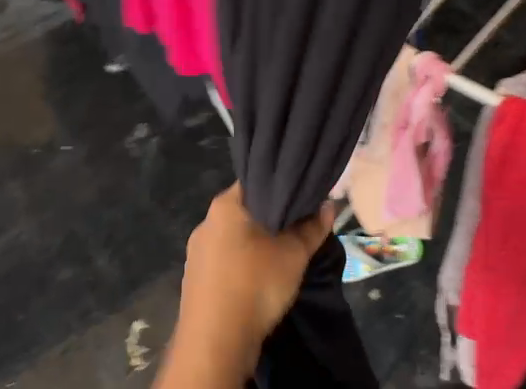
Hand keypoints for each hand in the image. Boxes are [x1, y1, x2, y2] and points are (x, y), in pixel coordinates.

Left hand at [156, 185, 335, 387]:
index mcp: (225, 205)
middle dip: (271, 218)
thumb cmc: (255, 284)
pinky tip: (259, 277)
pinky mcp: (196, 280)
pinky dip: (242, 264)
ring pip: (234, 238)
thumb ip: (313, 227)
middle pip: (246, 210)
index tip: (303, 197)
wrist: (215, 344)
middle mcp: (206, 222)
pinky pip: (225, 261)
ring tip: (282, 253)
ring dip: (256, 244)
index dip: (283, 188)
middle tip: (298, 227)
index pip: (258, 182)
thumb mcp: (294, 254)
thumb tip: (329, 205)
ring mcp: (197, 253)